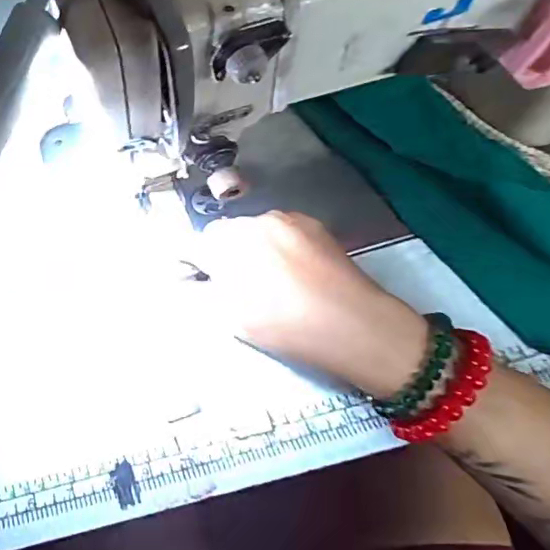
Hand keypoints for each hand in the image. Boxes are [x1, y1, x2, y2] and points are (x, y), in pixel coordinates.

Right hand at [192, 211, 428, 397]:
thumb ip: (206, 292)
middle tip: (240, 288)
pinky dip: (280, 247)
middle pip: (227, 232)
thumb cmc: (292, 329)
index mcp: (234, 243)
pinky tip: (295, 275)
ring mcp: (289, 220)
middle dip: (227, 254)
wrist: (357, 325)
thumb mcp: (236, 319)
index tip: (202, 280)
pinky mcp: (314, 225)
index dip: (198, 262)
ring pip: (256, 230)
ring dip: (254, 249)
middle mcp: (259, 222)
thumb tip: (192, 278)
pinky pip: (283, 231)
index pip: (199, 242)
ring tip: (272, 283)